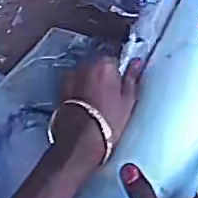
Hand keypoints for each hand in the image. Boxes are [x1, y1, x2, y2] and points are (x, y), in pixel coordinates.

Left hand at [49, 51, 141, 166]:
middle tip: (110, 93)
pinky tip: (85, 104)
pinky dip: (78, 88)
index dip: (118, 71)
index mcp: (106, 64)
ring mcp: (71, 76)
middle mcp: (86, 65)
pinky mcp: (61, 88)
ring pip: (84, 73)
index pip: (114, 58)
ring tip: (96, 100)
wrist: (80, 140)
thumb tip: (137, 63)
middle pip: (97, 64)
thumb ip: (132, 78)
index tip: (120, 81)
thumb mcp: (128, 100)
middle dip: (102, 74)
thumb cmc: (107, 122)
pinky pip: (74, 83)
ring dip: (89, 80)